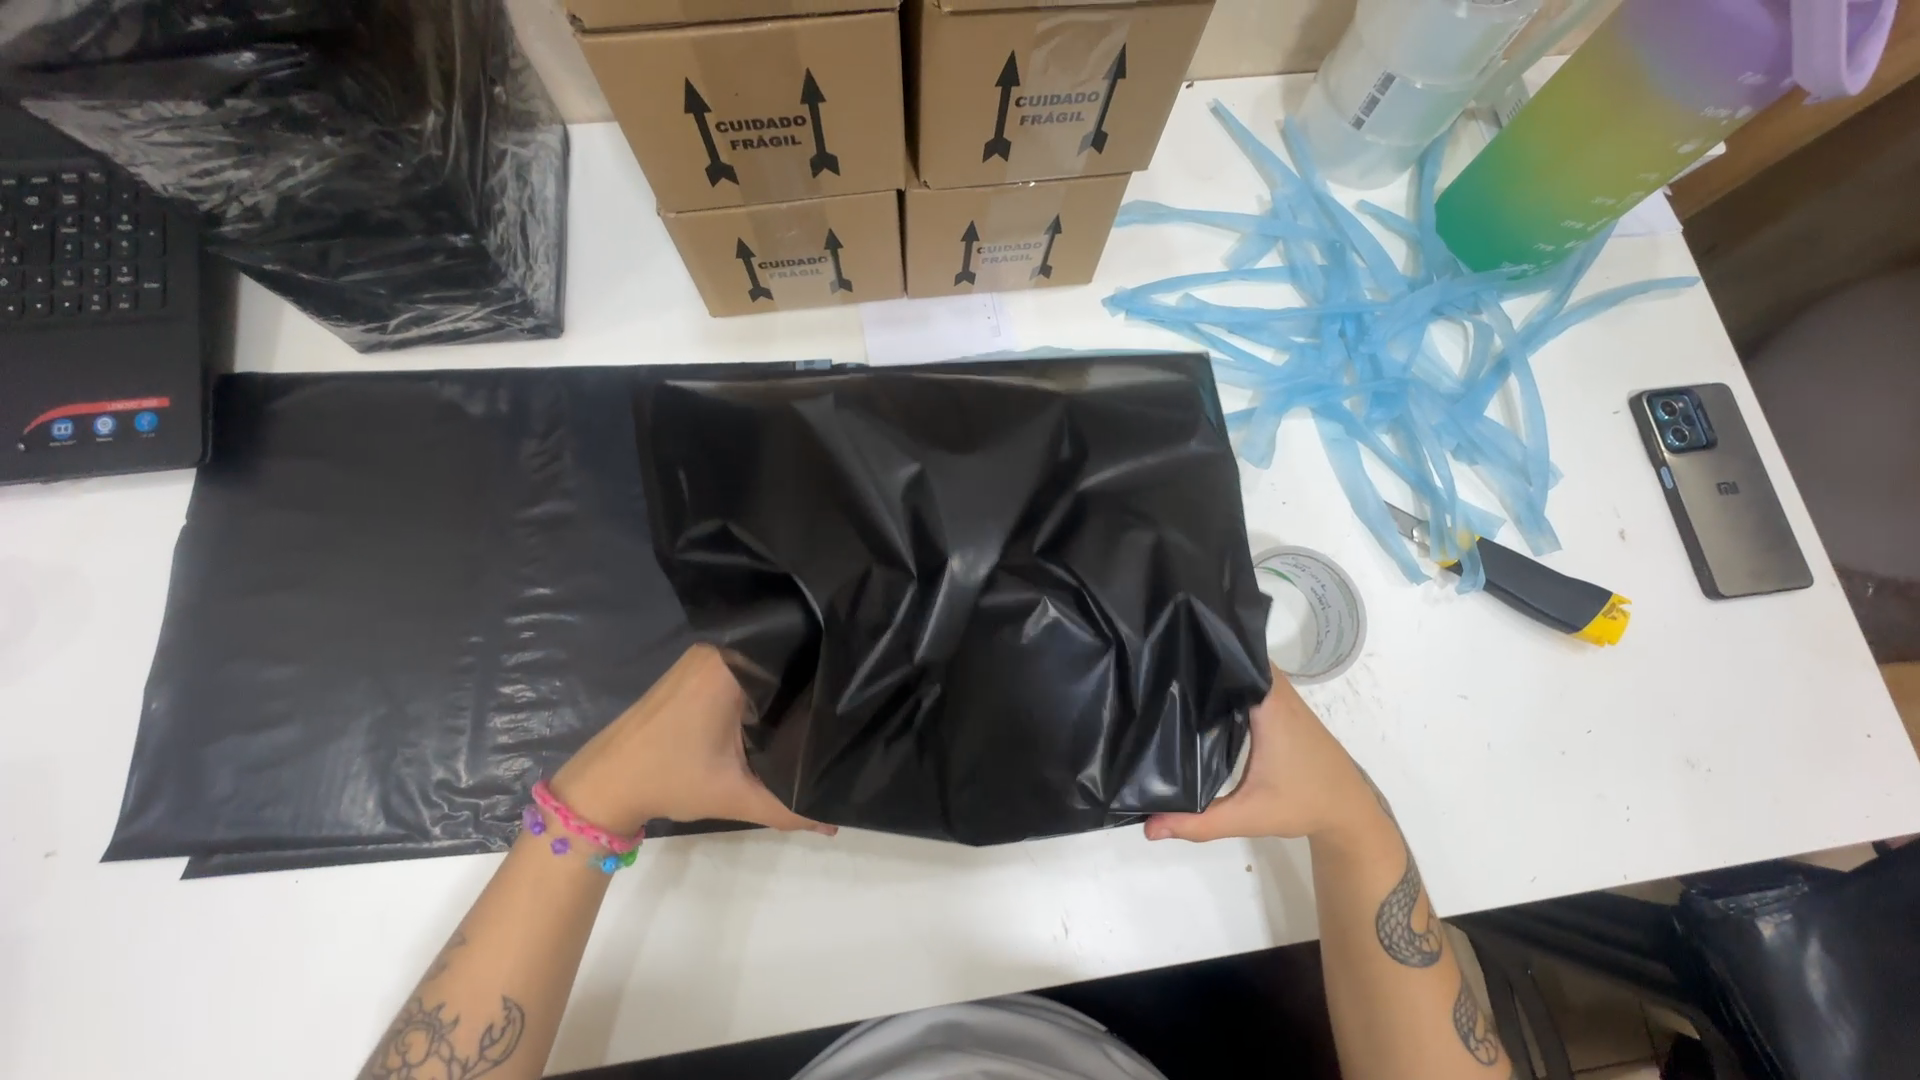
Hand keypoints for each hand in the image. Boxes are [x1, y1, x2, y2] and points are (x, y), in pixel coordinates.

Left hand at [550, 645, 834, 836]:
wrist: (605, 783)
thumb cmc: (669, 780)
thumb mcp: (735, 795)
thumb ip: (789, 809)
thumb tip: (833, 823)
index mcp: (732, 667)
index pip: (795, 666)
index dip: (822, 688)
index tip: (845, 711)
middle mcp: (721, 650)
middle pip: (780, 666)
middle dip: (805, 693)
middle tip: (836, 719)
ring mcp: (704, 656)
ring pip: (762, 671)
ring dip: (781, 695)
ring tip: (812, 719)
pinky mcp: (694, 668)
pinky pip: (742, 674)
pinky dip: (758, 695)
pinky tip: (775, 718)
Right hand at [1144, 667, 1385, 843]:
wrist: (1348, 810)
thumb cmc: (1303, 805)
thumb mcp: (1248, 816)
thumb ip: (1199, 823)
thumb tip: (1149, 829)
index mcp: (1268, 704)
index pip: (1231, 657)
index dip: (1198, 651)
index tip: (1163, 653)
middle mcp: (1275, 689)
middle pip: (1231, 655)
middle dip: (1197, 656)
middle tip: (1155, 662)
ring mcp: (1281, 694)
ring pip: (1240, 665)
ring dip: (1211, 668)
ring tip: (1169, 672)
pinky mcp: (1281, 703)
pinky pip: (1249, 679)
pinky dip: (1226, 681)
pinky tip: (1198, 694)